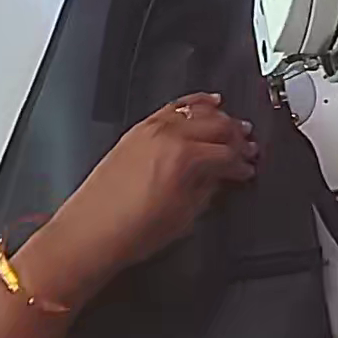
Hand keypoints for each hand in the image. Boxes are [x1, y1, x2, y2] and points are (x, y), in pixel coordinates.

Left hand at [19, 93, 257, 306]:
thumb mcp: (184, 216)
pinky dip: (194, 103)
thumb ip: (208, 189)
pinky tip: (206, 103)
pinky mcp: (139, 128)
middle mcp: (169, 136)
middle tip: (248, 146)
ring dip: (220, 117)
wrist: (89, 234)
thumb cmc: (130, 232)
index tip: (248, 168)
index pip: (226, 153)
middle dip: (237, 137)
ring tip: (234, 125)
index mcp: (184, 158)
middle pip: (217, 126)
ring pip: (197, 111)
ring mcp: (153, 128)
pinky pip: (174, 106)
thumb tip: (221, 176)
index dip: (242, 162)